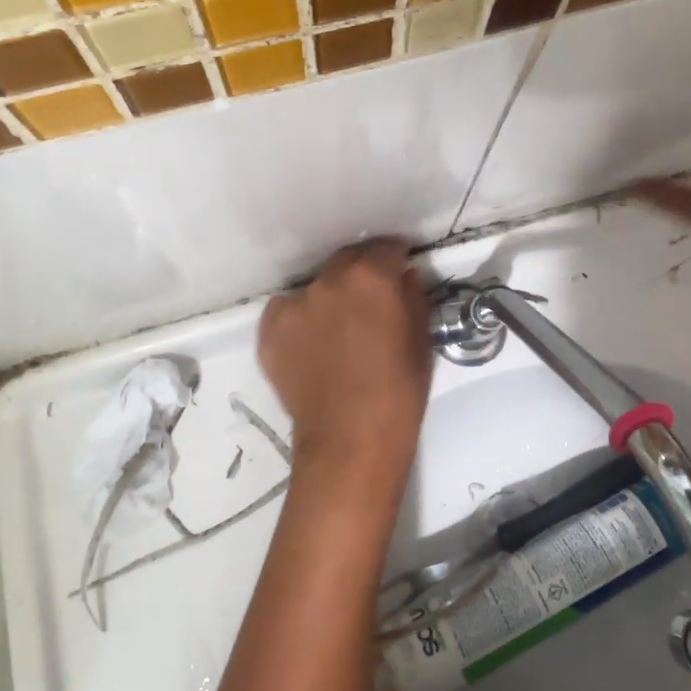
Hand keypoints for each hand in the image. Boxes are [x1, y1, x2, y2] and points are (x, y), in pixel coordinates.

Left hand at [258, 240, 431, 489]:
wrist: (349, 442)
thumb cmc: (398, 392)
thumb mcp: (420, 339)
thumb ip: (411, 296)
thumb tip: (402, 277)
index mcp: (369, 277)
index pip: (385, 249)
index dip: (395, 256)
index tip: (401, 266)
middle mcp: (327, 281)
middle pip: (347, 261)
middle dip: (363, 271)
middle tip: (373, 296)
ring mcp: (293, 305)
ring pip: (317, 287)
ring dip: (331, 296)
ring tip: (340, 326)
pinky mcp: (269, 331)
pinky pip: (288, 311)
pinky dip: (302, 319)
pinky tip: (313, 344)